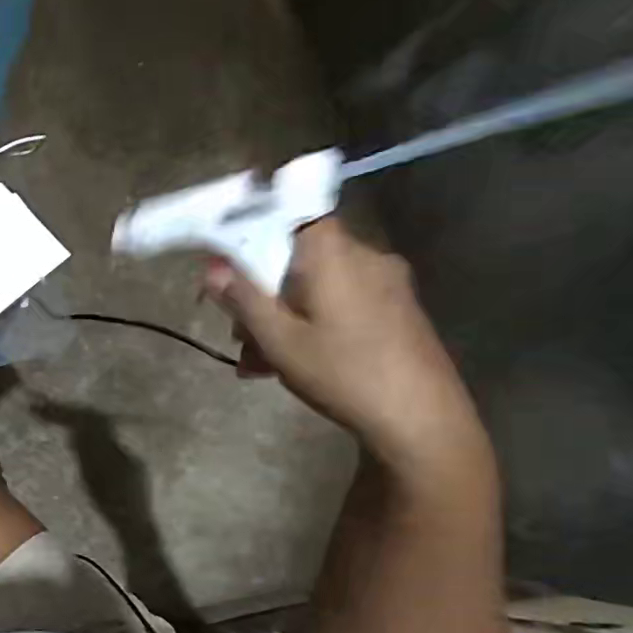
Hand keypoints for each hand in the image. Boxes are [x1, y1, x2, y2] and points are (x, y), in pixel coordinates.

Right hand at [202, 217, 489, 477]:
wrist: (420, 418)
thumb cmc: (343, 372)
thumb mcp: (279, 340)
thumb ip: (243, 299)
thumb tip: (212, 268)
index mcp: (335, 254)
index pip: (290, 214)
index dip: (253, 232)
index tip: (227, 265)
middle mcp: (364, 256)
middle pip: (297, 258)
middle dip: (261, 292)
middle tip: (238, 335)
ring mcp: (385, 283)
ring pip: (315, 286)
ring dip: (280, 316)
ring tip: (257, 363)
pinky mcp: (395, 310)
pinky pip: (338, 303)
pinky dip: (309, 324)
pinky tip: (289, 364)